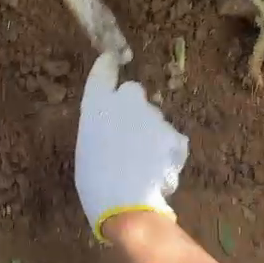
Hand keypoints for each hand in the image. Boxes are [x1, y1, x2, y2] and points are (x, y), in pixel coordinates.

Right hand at [75, 51, 188, 240]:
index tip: (111, 58)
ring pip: (154, 120)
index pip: (102, 73)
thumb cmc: (94, 180)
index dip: (107, 65)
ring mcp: (154, 117)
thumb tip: (115, 124)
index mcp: (96, 106)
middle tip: (126, 136)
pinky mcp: (175, 135)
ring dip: (150, 134)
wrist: (125, 203)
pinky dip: (166, 153)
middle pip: (132, 94)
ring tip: (141, 165)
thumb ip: (101, 127)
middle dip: (132, 108)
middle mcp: (126, 102)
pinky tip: (156, 173)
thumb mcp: (88, 148)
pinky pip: (170, 140)